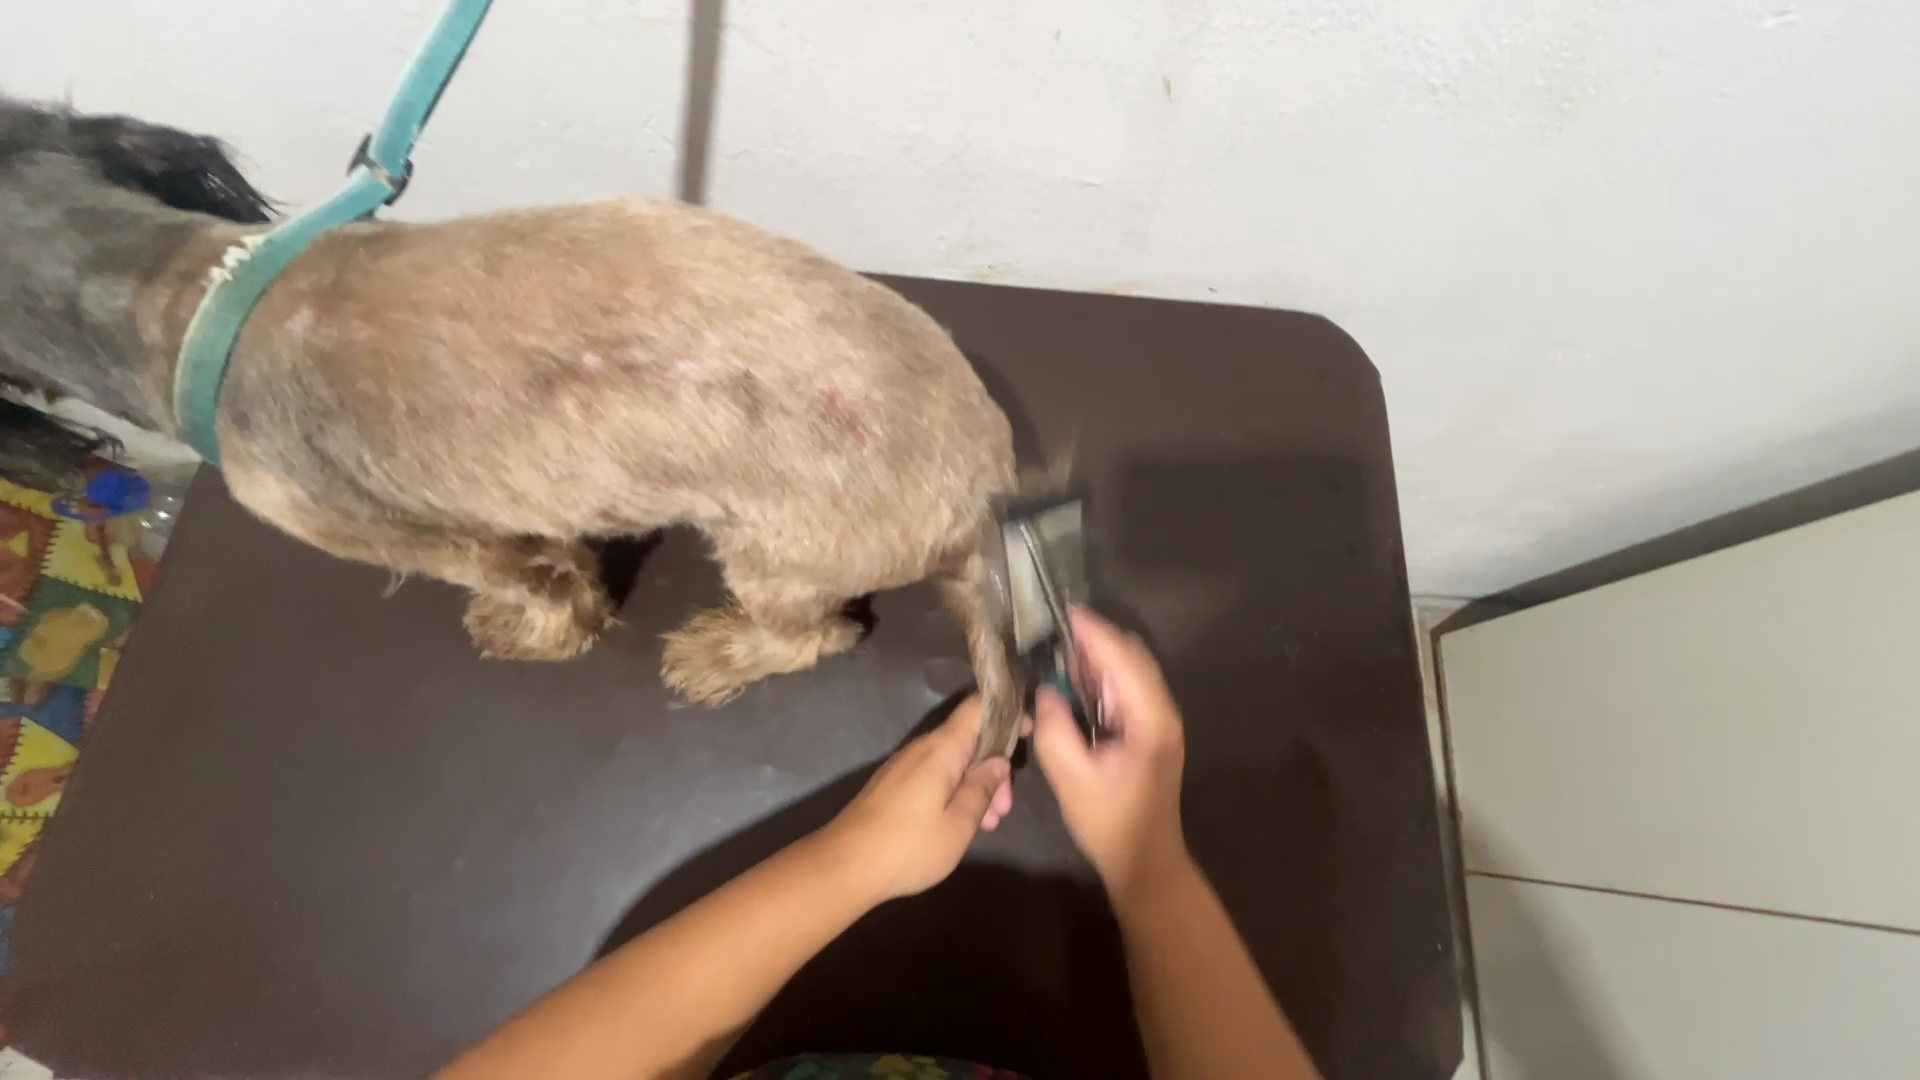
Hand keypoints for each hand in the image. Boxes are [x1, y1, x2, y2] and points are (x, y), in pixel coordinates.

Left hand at [815, 696, 1013, 902]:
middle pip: (970, 739)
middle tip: (1004, 809)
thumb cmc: (908, 845)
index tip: (1031, 729)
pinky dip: (956, 792)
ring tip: (988, 824)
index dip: (1008, 710)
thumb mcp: (959, 824)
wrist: (845, 865)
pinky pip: (936, 775)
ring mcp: (907, 765)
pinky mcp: (896, 783)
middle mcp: (924, 747)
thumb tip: (999, 761)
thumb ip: (982, 789)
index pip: (978, 706)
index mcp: (942, 747)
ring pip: (954, 761)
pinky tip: (962, 824)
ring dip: (976, 785)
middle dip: (994, 767)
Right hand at [1033, 608, 1189, 900]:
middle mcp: (1161, 711)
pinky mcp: (1149, 730)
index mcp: (1149, 719)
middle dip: (1096, 638)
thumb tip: (1045, 691)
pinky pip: (1126, 688)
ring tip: (1061, 646)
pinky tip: (1077, 676)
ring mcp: (1158, 720)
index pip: (1123, 659)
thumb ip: (1054, 729)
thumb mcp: (1071, 778)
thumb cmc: (1109, 822)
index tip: (1065, 612)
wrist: (1146, 860)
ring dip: (1100, 655)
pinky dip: (1103, 674)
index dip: (1094, 633)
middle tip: (1055, 630)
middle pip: (1131, 657)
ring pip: (1130, 670)